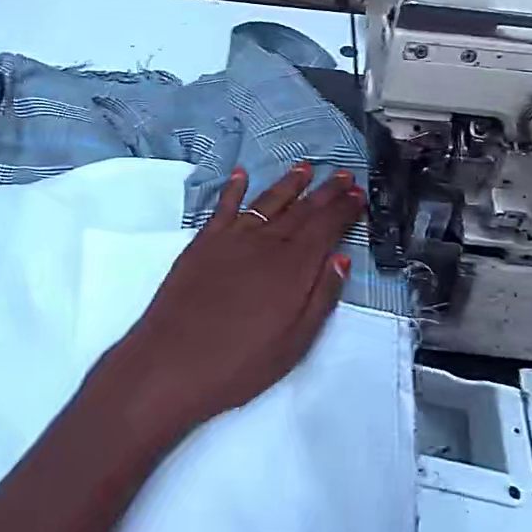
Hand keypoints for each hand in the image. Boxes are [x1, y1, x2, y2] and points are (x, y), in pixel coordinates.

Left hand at [109, 162, 365, 430]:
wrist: (173, 360)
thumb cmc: (239, 363)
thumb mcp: (295, 343)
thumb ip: (321, 296)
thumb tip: (340, 258)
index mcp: (292, 268)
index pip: (325, 228)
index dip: (344, 210)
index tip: (358, 194)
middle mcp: (264, 244)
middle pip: (301, 211)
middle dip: (325, 192)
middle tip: (344, 175)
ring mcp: (231, 239)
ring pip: (267, 202)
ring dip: (288, 184)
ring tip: (305, 168)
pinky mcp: (203, 242)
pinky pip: (223, 207)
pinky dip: (234, 188)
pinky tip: (241, 174)